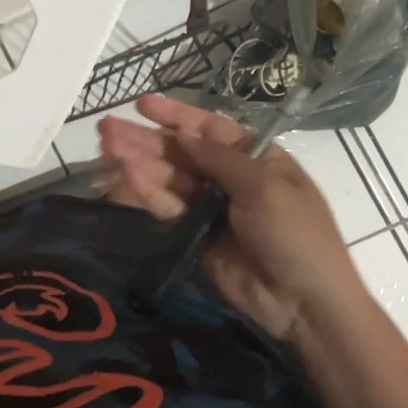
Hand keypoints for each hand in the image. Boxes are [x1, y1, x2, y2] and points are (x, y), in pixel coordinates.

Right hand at [98, 94, 363, 337]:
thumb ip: (219, 158)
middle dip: (145, 138)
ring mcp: (209, 207)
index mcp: (257, 159)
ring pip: (167, 176)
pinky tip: (123, 173)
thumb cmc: (295, 235)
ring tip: (105, 146)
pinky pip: (165, 205)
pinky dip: (145, 189)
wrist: (302, 302)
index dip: (176, 115)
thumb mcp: (265, 187)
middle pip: (181, 151)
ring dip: (137, 160)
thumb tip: (181, 133)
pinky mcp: (192, 233)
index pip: (210, 129)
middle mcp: (230, 178)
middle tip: (106, 128)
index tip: (142, 104)